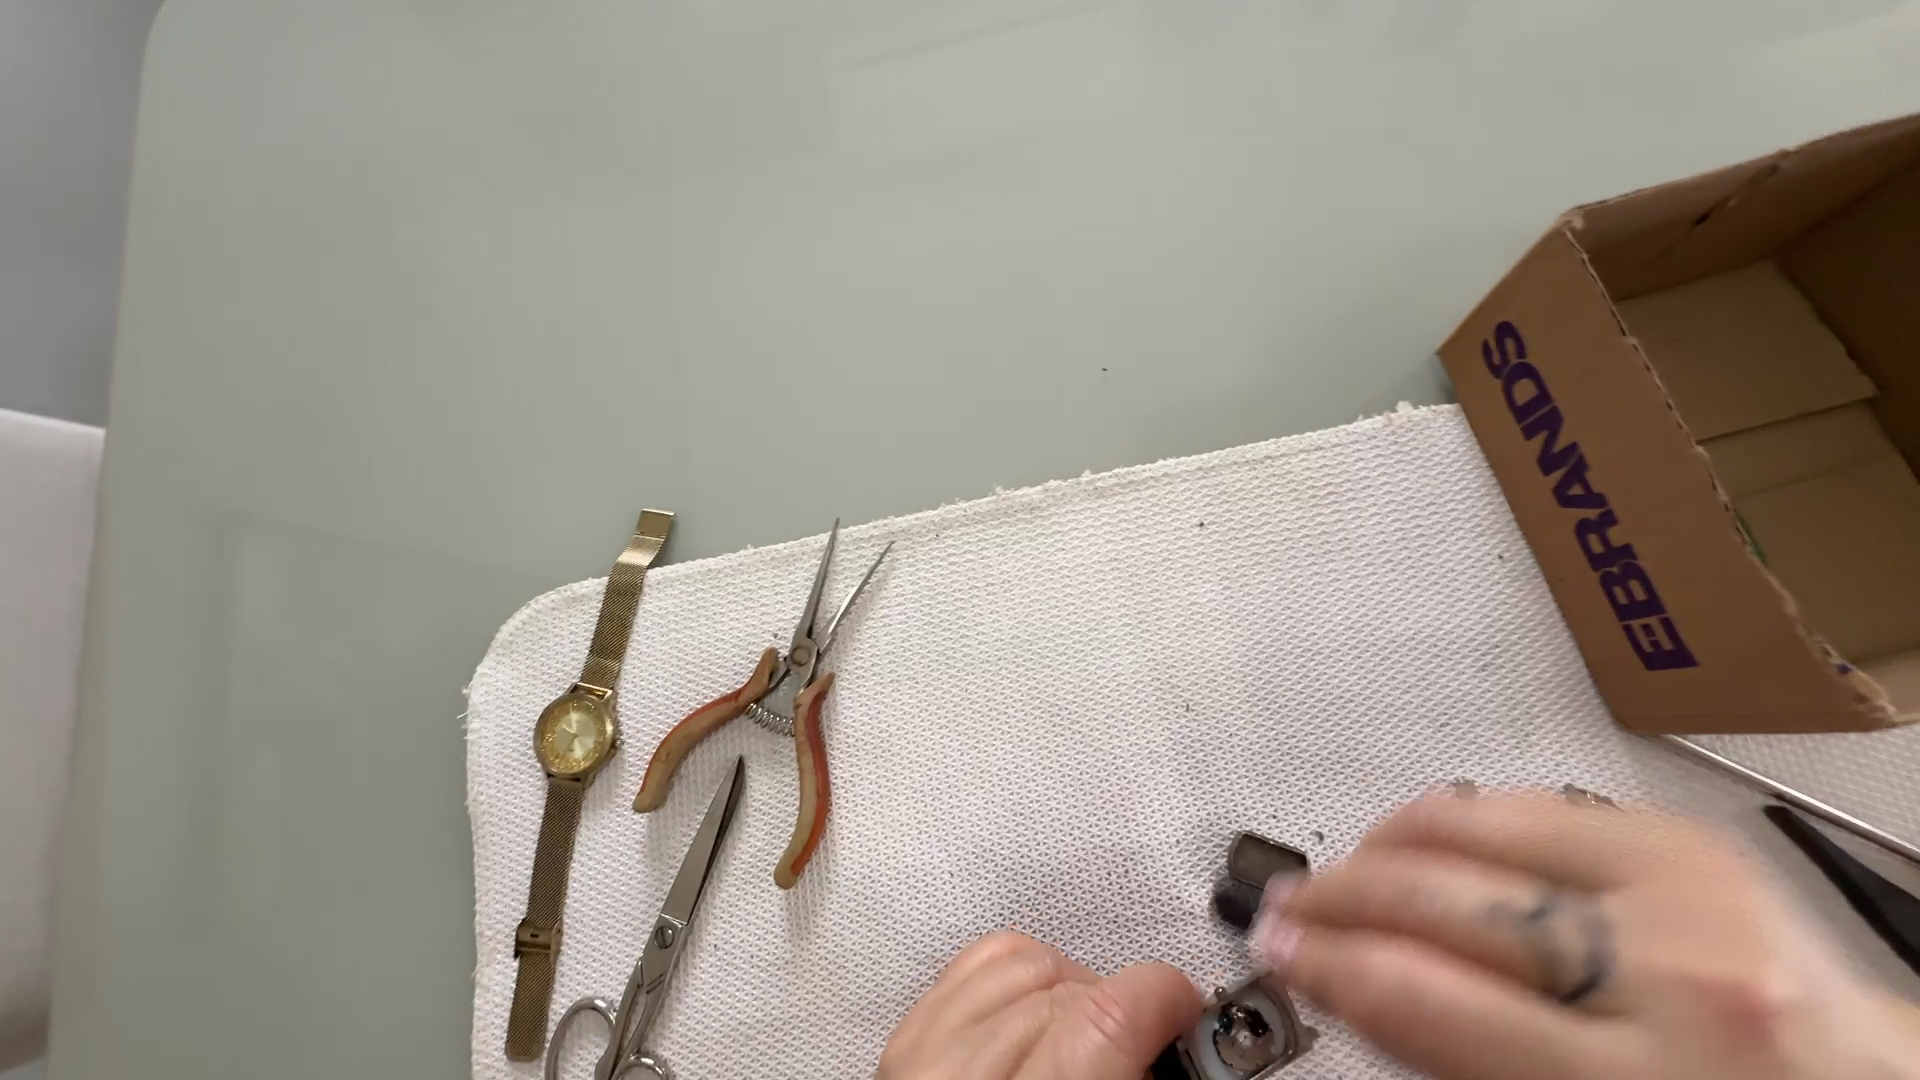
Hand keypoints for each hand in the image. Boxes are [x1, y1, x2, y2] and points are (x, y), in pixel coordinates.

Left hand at [879, 931, 1201, 1079]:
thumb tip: (1177, 1047)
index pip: (1102, 1020)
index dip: (1161, 999)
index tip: (1186, 1011)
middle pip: (1070, 993)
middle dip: (1123, 1011)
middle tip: (1146, 1051)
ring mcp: (923, 1050)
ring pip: (1027, 964)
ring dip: (1074, 989)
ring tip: (1092, 1036)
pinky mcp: (909, 1033)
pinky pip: (982, 961)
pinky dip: (1025, 973)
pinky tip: (1044, 1011)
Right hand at [1252, 793, 1919, 1079]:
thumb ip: (1456, 1055)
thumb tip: (1347, 986)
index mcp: (1648, 1078)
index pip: (1416, 990)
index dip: (1321, 964)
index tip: (1276, 950)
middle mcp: (1670, 968)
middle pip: (1429, 895)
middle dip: (1331, 896)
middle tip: (1287, 904)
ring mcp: (1683, 884)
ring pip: (1462, 823)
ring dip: (1379, 845)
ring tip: (1342, 867)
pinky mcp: (1684, 837)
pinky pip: (1519, 803)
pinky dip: (1450, 817)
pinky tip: (1418, 840)